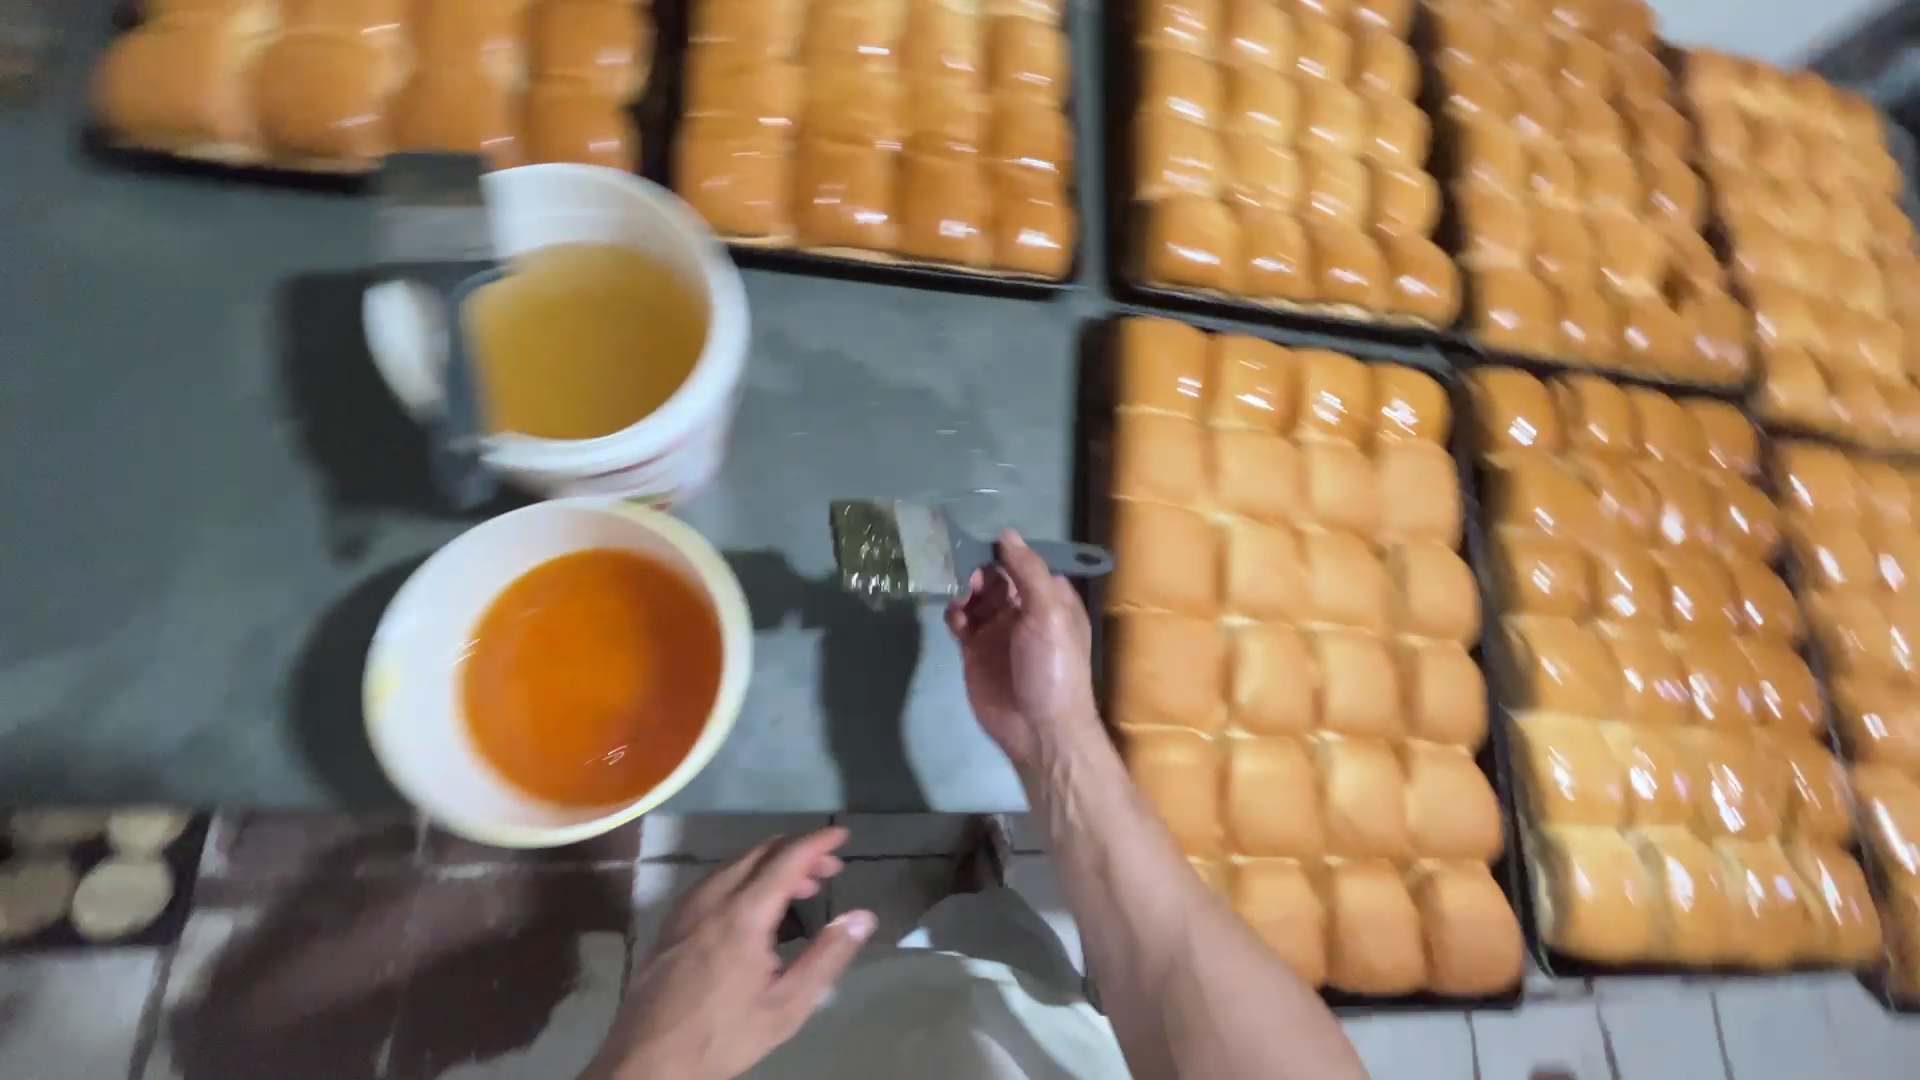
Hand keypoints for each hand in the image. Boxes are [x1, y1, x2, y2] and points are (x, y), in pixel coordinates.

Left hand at [588, 829, 875, 1079]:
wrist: (642, 1064)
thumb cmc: (721, 1036)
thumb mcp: (785, 1007)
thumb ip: (827, 957)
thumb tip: (863, 917)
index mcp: (744, 913)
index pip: (789, 858)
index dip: (818, 842)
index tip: (842, 835)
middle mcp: (714, 896)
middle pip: (763, 851)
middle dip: (799, 852)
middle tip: (828, 871)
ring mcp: (689, 905)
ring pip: (738, 861)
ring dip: (773, 863)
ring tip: (799, 888)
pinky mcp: (674, 918)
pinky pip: (718, 877)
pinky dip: (748, 874)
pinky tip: (756, 903)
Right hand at [945, 531, 1097, 769]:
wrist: (1038, 730)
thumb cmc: (1053, 667)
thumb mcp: (1049, 613)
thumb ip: (1028, 571)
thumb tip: (1006, 534)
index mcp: (1050, 600)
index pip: (1024, 563)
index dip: (1005, 552)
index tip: (984, 544)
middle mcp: (1023, 611)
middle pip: (995, 577)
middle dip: (979, 569)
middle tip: (969, 576)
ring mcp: (997, 631)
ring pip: (975, 596)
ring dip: (965, 589)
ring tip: (962, 597)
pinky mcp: (975, 650)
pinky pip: (960, 621)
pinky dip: (954, 613)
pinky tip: (955, 618)